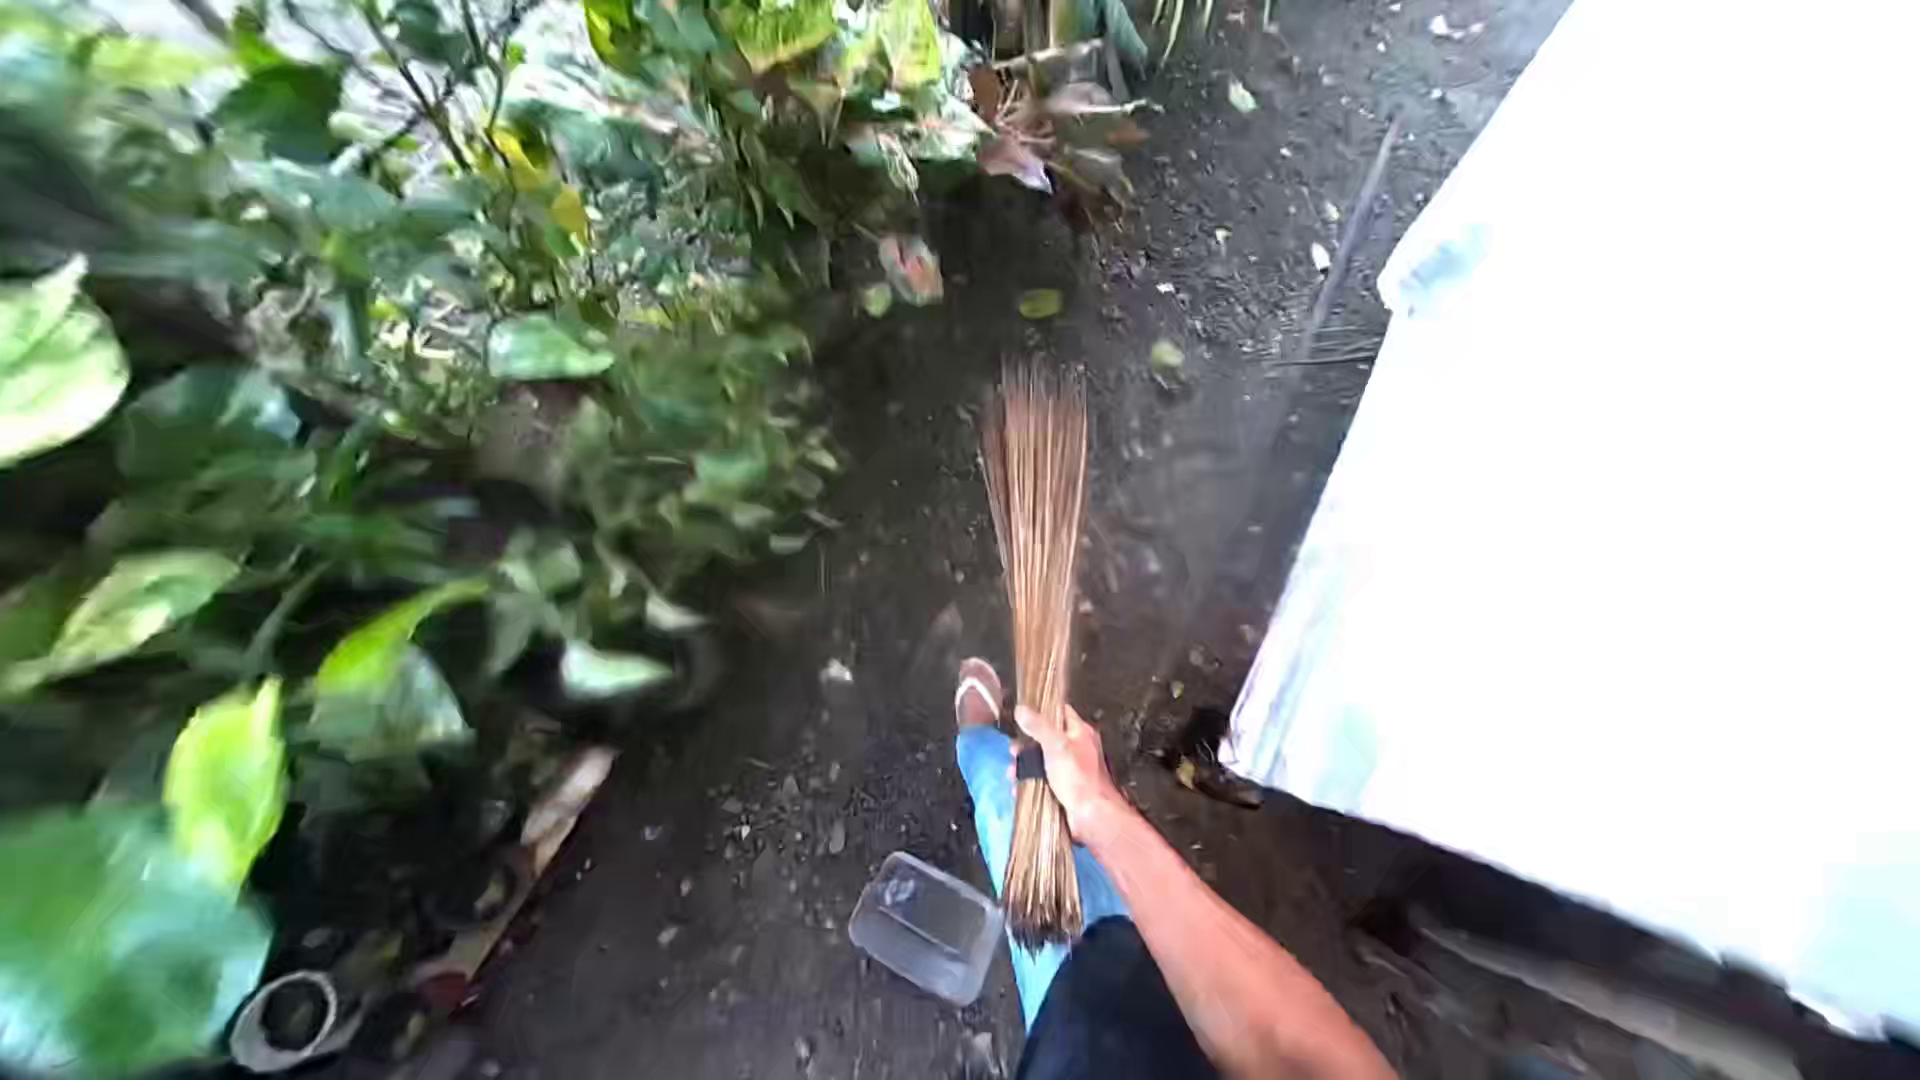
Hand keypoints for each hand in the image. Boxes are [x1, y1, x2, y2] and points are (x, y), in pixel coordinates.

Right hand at [1013, 703, 1130, 842]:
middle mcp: (1076, 747)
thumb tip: (1020, 709)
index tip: (1020, 716)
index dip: (1040, 710)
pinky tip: (1017, 787)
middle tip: (1013, 752)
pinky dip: (1030, 781)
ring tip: (1012, 773)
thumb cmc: (1076, 776)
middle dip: (1026, 744)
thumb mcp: (1055, 745)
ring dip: (1024, 765)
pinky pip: (1043, 779)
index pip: (1059, 711)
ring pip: (1041, 760)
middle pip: (1046, 737)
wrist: (1092, 817)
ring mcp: (1071, 769)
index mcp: (1079, 732)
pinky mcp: (1064, 788)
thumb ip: (1038, 725)